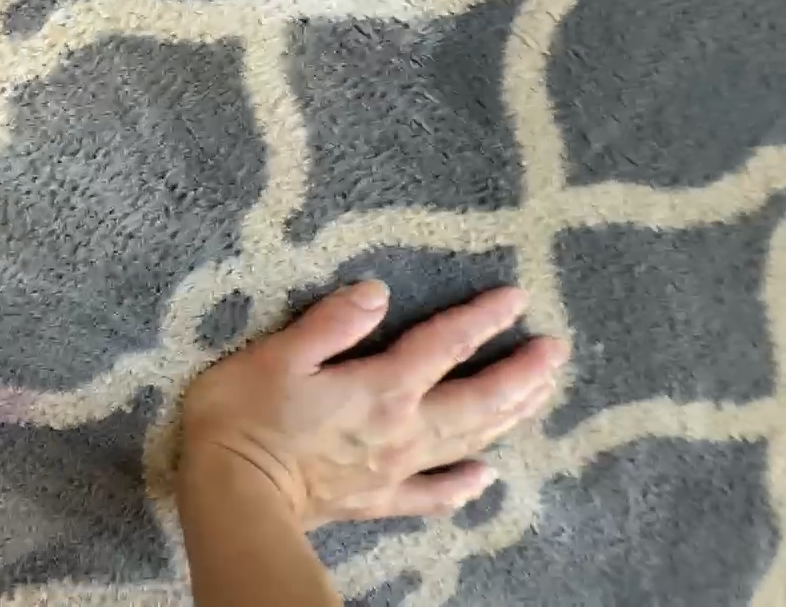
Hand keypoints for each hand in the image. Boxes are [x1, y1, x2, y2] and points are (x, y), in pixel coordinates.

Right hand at [178, 282, 567, 529]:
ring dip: (510, 416)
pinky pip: (435, 492)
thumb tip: (379, 294)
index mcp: (381, 388)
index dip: (480, 320)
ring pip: (469, 440)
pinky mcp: (379, 499)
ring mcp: (397, 469)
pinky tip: (485, 475)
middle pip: (477, 399)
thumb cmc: (245, 412)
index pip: (443, 346)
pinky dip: (465, 483)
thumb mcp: (277, 354)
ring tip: (541, 396)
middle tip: (557, 351)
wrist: (235, 489)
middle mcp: (404, 428)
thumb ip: (330, 325)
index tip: (516, 299)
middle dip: (521, 374)